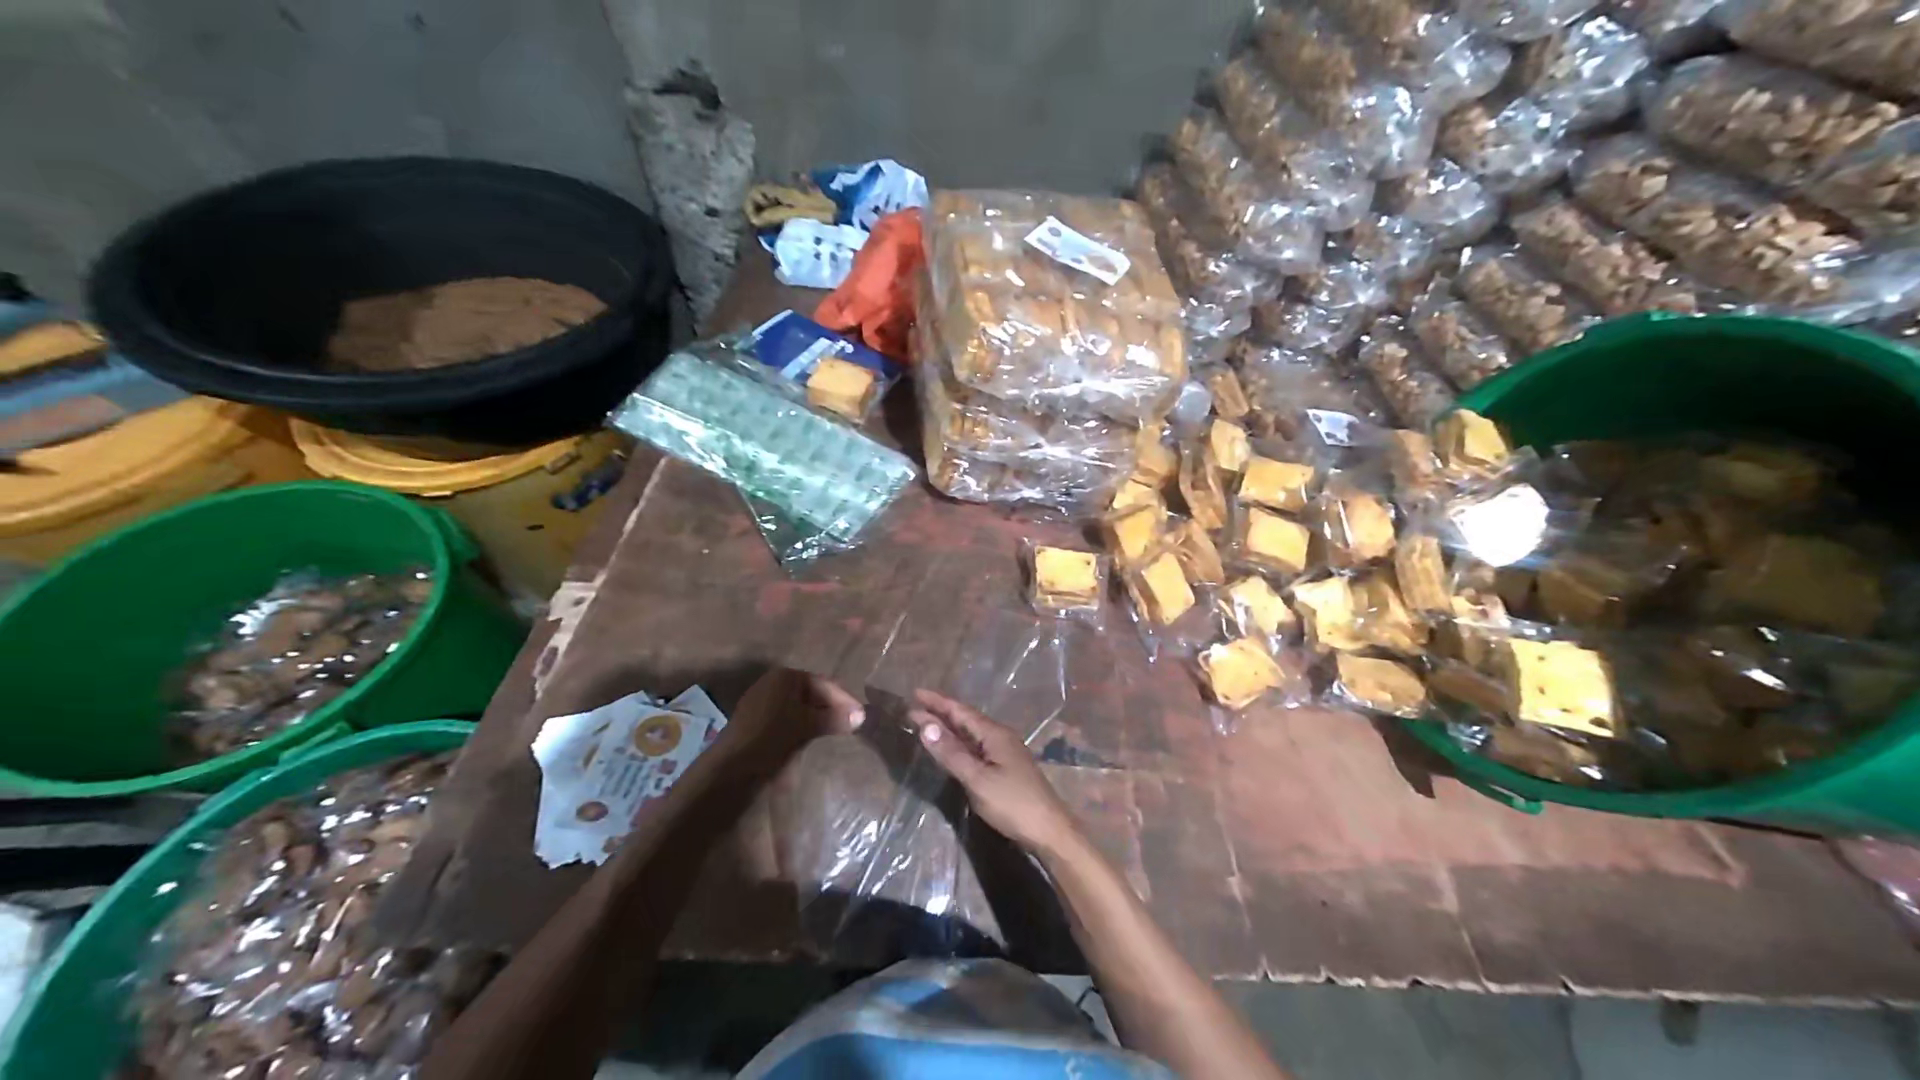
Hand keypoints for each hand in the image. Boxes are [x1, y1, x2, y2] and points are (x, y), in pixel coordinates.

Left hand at [729, 668, 864, 748]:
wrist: (731, 766)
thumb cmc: (771, 735)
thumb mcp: (807, 725)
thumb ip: (833, 718)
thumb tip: (862, 715)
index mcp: (785, 676)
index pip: (824, 683)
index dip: (844, 700)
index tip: (861, 717)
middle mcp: (774, 684)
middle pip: (812, 694)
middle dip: (832, 709)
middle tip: (852, 726)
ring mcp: (764, 703)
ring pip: (801, 708)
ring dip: (819, 720)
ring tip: (836, 734)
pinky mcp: (758, 723)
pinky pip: (789, 720)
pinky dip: (804, 728)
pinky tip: (813, 740)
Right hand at [906, 689, 1079, 855]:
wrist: (1049, 831)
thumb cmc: (1012, 803)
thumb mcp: (977, 779)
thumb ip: (951, 753)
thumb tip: (925, 725)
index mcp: (994, 734)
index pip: (960, 711)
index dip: (937, 702)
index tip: (915, 693)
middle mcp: (1000, 737)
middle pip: (966, 720)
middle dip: (940, 714)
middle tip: (913, 709)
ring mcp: (1004, 753)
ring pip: (971, 733)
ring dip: (949, 728)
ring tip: (927, 724)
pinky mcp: (1005, 768)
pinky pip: (976, 747)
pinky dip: (959, 743)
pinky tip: (952, 749)